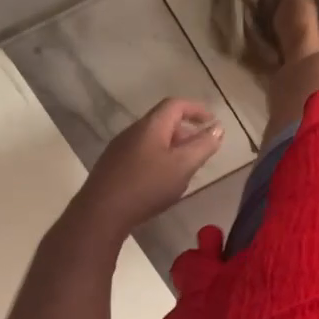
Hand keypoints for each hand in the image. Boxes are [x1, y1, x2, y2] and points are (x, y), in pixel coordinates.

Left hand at [71, 98, 224, 233]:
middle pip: (163, 121)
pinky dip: (159, 157)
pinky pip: (142, 152)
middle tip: (202, 147)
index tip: (213, 121)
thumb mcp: (183, 166)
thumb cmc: (147, 186)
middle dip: (187, 130)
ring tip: (185, 166)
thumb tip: (218, 128)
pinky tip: (162, 180)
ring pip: (152, 138)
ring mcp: (119, 149)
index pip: (176, 104)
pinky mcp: (112, 166)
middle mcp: (133, 131)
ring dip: (173, 145)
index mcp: (151, 126)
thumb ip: (203, 145)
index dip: (197, 109)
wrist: (100, 214)